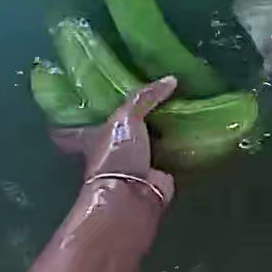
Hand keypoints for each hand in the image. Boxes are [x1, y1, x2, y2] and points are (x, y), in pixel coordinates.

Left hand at [52, 76, 178, 205]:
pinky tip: (193, 129)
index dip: (81, 113)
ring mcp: (134, 162)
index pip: (77, 125)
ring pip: (146, 140)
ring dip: (161, 129)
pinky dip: (179, 144)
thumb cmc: (117, 154)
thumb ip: (145, 97)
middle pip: (118, 129)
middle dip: (133, 117)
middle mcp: (110, 150)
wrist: (134, 192)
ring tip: (182, 107)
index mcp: (92, 137)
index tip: (91, 98)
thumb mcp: (125, 117)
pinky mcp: (157, 172)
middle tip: (154, 95)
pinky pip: (169, 151)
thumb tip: (171, 79)